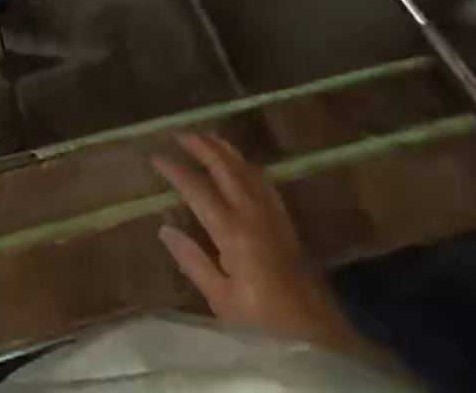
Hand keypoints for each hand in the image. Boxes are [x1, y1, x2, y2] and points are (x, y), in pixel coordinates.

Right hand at [153, 133, 365, 353]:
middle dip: (201, 147)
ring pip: (247, 170)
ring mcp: (274, 216)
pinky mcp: (287, 224)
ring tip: (207, 137)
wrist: (320, 340)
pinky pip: (265, 182)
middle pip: (225, 168)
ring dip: (225, 150)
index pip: (198, 189)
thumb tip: (165, 229)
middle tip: (179, 134)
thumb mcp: (221, 301)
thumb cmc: (265, 324)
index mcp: (233, 232)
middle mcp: (254, 214)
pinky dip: (248, 166)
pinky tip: (242, 165)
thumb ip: (193, 261)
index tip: (155, 156)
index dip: (175, 170)